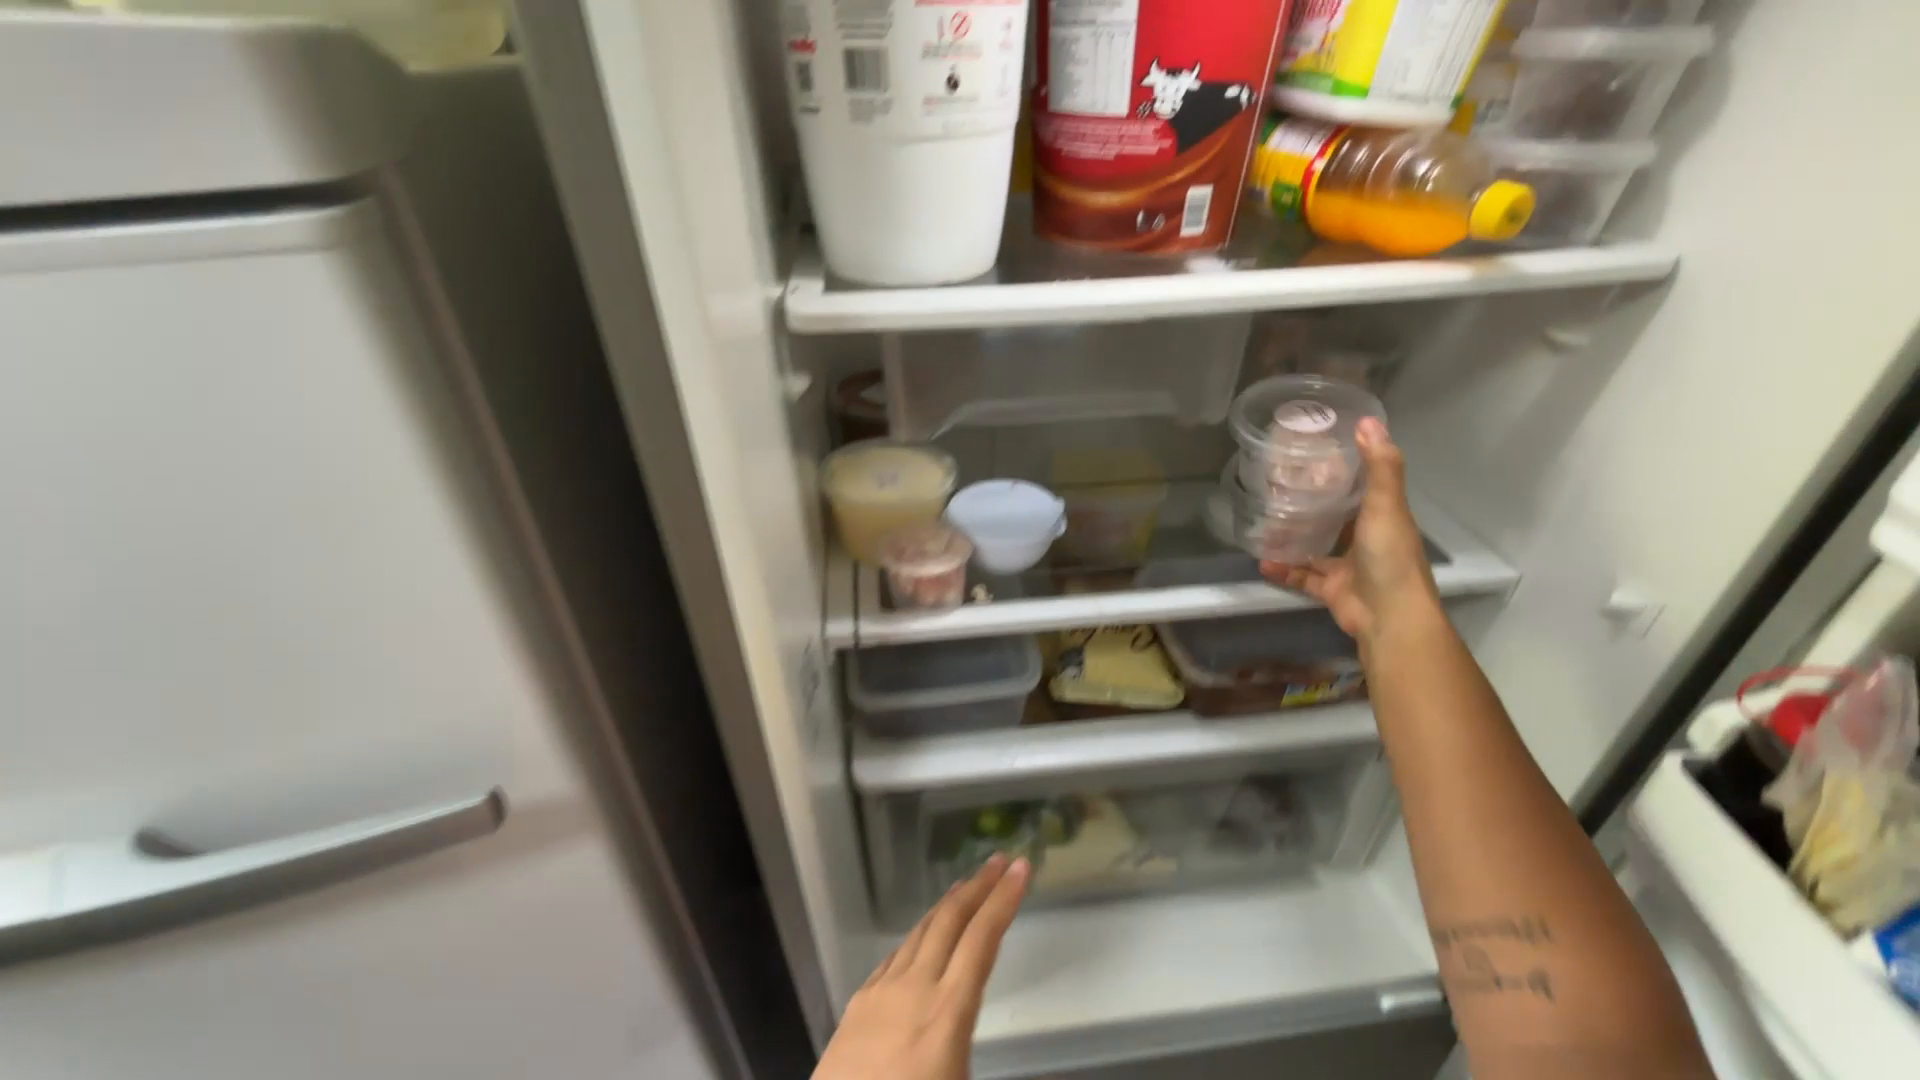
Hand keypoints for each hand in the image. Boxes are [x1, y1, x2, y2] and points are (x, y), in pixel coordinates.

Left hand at [812, 855, 1030, 1079]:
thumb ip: (981, 1052)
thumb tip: (1024, 1053)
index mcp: (948, 1013)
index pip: (982, 941)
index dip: (1004, 900)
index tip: (1022, 868)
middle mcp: (915, 990)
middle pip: (950, 923)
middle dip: (978, 887)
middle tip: (1000, 860)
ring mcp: (880, 994)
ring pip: (919, 934)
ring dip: (947, 906)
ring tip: (965, 887)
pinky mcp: (856, 1005)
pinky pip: (893, 958)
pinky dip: (917, 937)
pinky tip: (920, 940)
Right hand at [1263, 417, 1439, 643]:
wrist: (1389, 616)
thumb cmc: (1390, 556)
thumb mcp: (1386, 505)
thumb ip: (1379, 466)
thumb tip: (1366, 420)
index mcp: (1383, 515)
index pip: (1363, 485)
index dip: (1343, 469)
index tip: (1316, 452)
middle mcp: (1366, 538)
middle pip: (1336, 516)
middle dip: (1312, 503)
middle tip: (1279, 486)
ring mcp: (1347, 566)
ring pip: (1316, 546)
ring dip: (1292, 537)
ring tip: (1264, 521)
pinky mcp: (1330, 589)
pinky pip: (1302, 577)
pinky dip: (1283, 570)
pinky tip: (1262, 560)